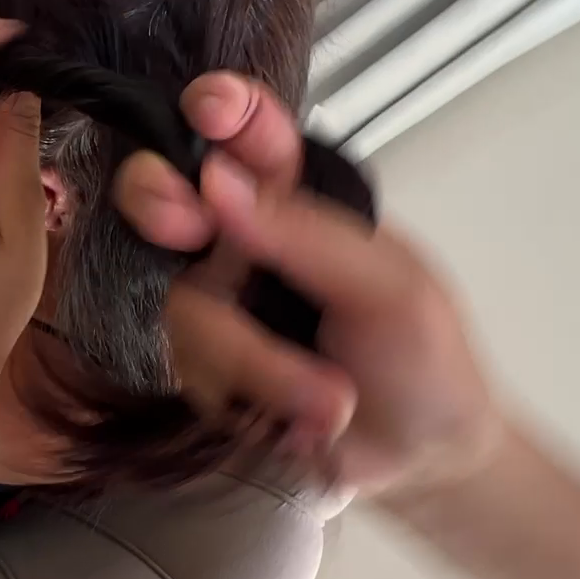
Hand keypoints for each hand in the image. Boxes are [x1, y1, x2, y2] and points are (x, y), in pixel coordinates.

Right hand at [115, 72, 501, 499]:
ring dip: (245, 350)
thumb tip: (215, 180)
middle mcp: (229, 240)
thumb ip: (306, 233)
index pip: (241, 138)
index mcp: (289, 200)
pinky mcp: (185, 358)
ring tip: (325, 398)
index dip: (219, 110)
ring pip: (167, 294)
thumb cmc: (423, 363)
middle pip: (157, 195)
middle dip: (156, 199)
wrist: (414, 468)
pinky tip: (298, 414)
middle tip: (178, 224)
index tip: (210, 111)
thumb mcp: (390, 291)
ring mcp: (200, 299)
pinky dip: (242, 387)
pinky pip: (176, 357)